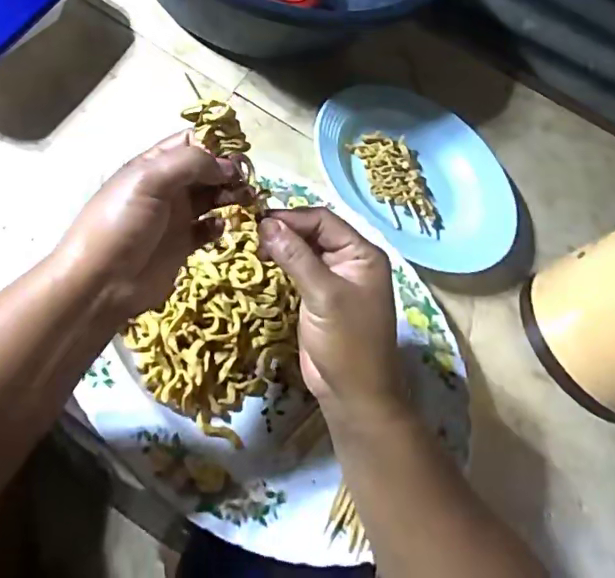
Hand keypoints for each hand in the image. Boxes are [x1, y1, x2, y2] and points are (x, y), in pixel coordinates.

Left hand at [55, 132, 246, 318]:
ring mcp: (176, 216)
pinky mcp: (183, 245)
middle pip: (207, 168)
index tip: (237, 155)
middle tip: (246, 181)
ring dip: (231, 194)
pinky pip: (210, 228)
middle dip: (229, 170)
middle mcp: (167, 186)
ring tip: (245, 200)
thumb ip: (189, 163)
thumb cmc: (121, 222)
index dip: (215, 144)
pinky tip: (221, 227)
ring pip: (212, 195)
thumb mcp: (148, 180)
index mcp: (154, 164)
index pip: (191, 141)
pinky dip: (221, 224)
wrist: (101, 282)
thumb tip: (226, 165)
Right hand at [260, 208, 404, 419]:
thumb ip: (295, 256)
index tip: (259, 221)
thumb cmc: (347, 344)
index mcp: (362, 253)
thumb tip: (266, 222)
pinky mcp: (318, 295)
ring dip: (280, 245)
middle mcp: (350, 260)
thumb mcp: (323, 296)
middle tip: (252, 234)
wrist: (354, 397)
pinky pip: (298, 268)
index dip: (292, 217)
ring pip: (304, 248)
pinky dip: (281, 262)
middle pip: (313, 231)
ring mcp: (334, 278)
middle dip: (284, 229)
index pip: (323, 220)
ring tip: (254, 246)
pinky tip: (263, 262)